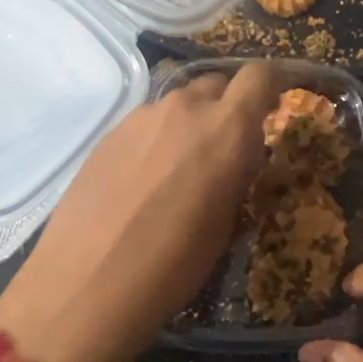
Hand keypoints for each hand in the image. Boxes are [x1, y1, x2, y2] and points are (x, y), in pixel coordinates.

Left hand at [0, 62, 280, 361]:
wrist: (84, 286)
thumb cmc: (172, 266)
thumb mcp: (227, 224)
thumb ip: (237, 172)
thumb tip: (238, 156)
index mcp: (226, 128)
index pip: (260, 75)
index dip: (274, 82)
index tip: (278, 101)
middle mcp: (185, 108)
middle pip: (218, 85)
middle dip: (229, 107)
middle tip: (228, 147)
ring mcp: (142, 117)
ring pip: (180, 104)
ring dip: (191, 125)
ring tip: (181, 170)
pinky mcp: (110, 133)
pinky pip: (148, 124)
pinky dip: (158, 140)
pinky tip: (144, 182)